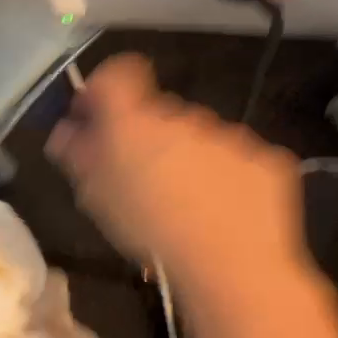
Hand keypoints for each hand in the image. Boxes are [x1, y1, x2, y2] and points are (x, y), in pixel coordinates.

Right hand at [46, 53, 307, 290]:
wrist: (231, 265)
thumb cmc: (144, 226)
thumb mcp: (88, 191)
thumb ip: (73, 149)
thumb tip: (69, 127)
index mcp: (130, 120)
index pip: (118, 73)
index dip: (105, 85)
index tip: (96, 111)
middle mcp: (180, 117)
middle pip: (156, 110)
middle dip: (144, 131)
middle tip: (138, 169)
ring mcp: (229, 136)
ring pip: (196, 133)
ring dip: (184, 151)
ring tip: (184, 192)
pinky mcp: (268, 159)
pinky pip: (235, 154)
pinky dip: (224, 170)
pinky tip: (220, 201)